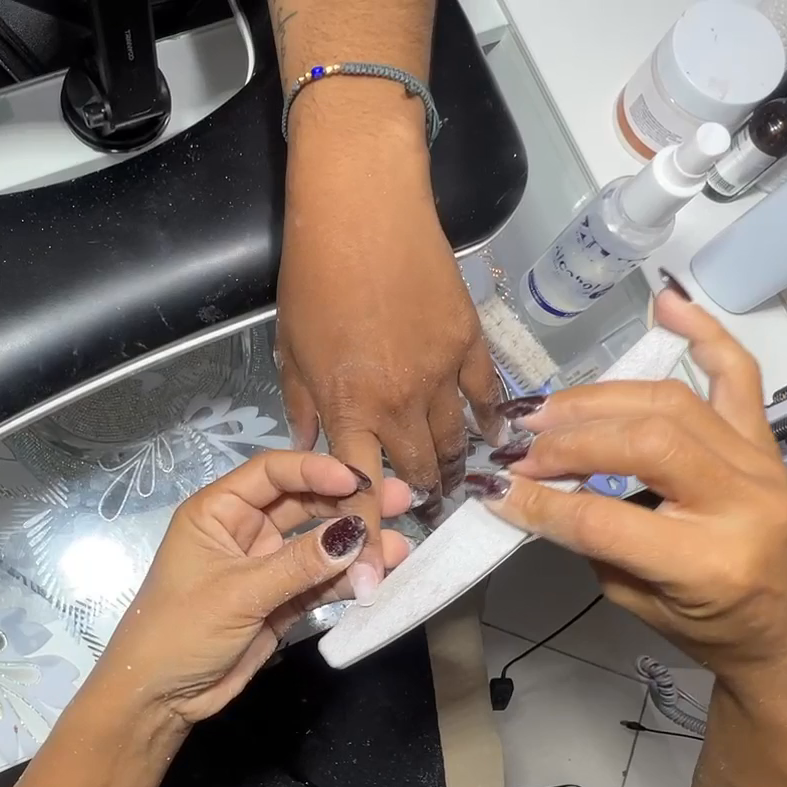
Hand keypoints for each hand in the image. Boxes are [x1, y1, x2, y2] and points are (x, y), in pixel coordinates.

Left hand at [91, 452, 413, 724]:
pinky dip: (348, 579)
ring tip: (399, 549)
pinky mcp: (282, 599)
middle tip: (399, 503)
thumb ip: (298, 564)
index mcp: (218, 511)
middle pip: (304, 503)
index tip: (357, 478)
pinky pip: (321, 580)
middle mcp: (244, 528)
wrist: (160, 698)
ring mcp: (266, 564)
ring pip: (318, 543)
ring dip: (356, 545)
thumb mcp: (238, 592)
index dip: (315, 469)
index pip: (272, 473)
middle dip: (348, 505)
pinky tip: (381, 576)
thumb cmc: (181, 631)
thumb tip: (354, 535)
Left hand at [275, 83, 502, 596]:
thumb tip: (315, 451)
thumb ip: (307, 409)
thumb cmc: (312, 276)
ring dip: (449, 467)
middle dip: (412, 498)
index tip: (372, 581)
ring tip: (450, 483)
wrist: (363, 205)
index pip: (356, 491)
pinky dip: (491, 421)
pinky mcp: (470, 343)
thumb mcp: (290, 352)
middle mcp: (398, 403)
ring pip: (453, 441)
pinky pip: (487, 396)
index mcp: (347, 408)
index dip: (362, 541)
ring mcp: (441, 374)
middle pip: (414, 471)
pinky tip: (496, 439)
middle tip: (411, 508)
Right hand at [465, 290, 786, 694]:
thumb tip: (529, 488)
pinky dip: (704, 334)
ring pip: (669, 404)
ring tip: (548, 411)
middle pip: (641, 444)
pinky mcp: (765, 443)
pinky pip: (739, 376)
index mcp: (707, 561)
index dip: (538, 501)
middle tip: (518, 447)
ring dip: (598, 401)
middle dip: (567, 442)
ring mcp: (760, 464)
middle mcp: (740, 502)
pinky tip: (666, 304)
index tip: (492, 487)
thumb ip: (587, 538)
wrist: (785, 630)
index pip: (602, 519)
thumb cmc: (706, 627)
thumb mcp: (631, 598)